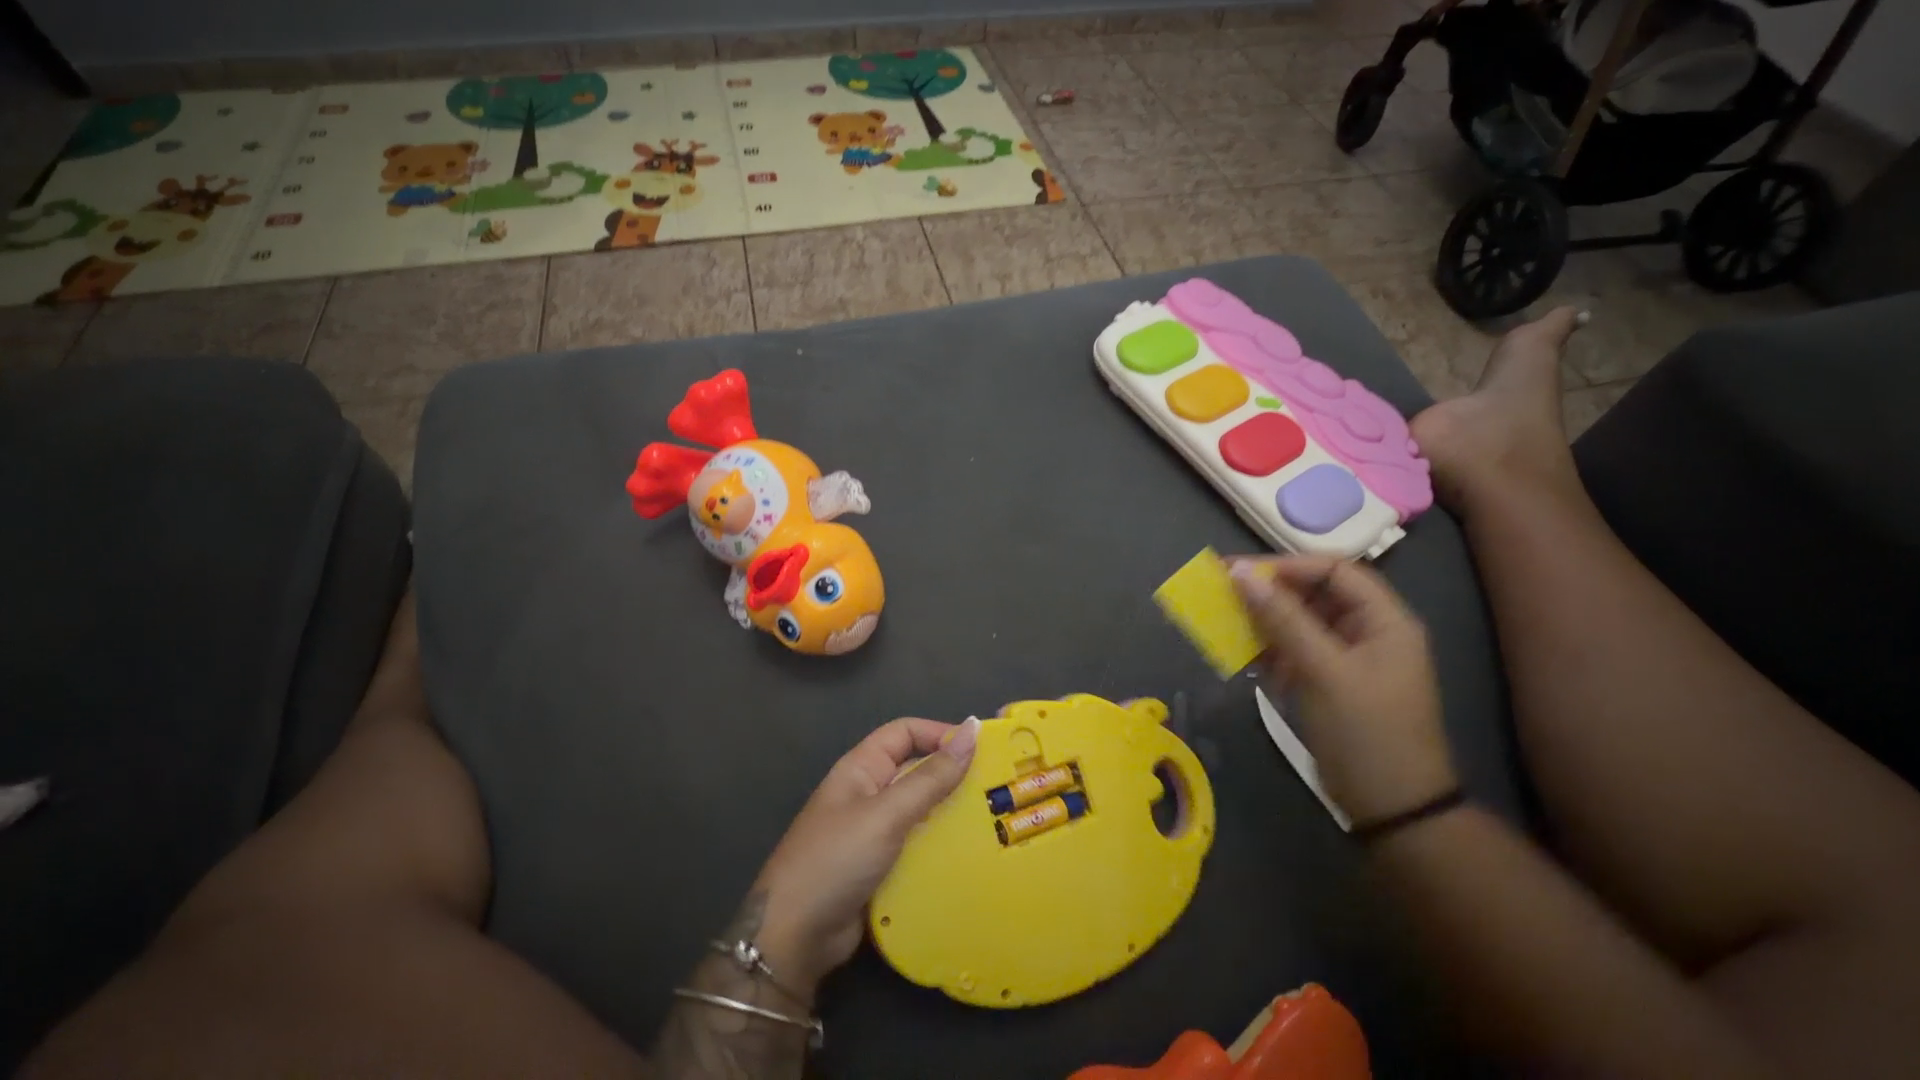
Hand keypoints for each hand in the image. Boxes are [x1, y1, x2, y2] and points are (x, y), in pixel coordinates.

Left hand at [749, 716, 978, 996]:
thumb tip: (972, 730)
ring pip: (922, 813)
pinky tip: (972, 858)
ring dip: (953, 816)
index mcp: (861, 769)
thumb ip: (931, 777)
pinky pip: (918, 848)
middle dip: (955, 778)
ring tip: (996, 824)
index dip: (941, 733)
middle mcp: (868, 795)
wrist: (795, 936)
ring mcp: (873, 834)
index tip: (984, 750)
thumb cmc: (836, 860)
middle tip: (1000, 790)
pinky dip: (942, 850)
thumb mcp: (886, 814)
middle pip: (917, 772)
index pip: (905, 732)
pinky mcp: (881, 869)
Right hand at [1229, 556, 1456, 822]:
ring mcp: (1352, 662)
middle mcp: (1371, 633)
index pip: (1334, 571)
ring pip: (1303, 625)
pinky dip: (1273, 654)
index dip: (1287, 567)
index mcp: (1385, 621)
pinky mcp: (1334, 686)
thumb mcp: (1322, 671)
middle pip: (1317, 595)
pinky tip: (1250, 662)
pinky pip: (1299, 654)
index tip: (1239, 573)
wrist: (1392, 809)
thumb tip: (1240, 573)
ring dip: (1267, 624)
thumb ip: (1282, 619)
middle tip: (1223, 595)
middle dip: (1271, 595)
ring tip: (1228, 628)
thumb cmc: (1364, 732)